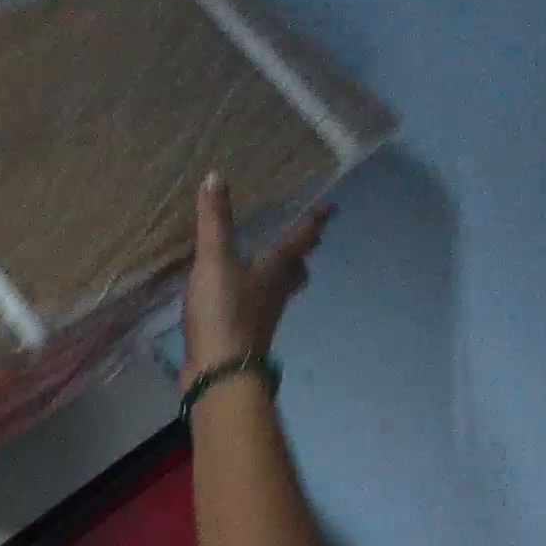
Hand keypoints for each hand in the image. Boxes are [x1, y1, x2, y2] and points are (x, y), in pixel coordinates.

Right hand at [182, 172, 334, 390]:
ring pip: (280, 289)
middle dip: (301, 253)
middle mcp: (277, 290)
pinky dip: (254, 296)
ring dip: (280, 276)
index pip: (301, 238)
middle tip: (303, 240)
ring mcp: (262, 315)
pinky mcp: (244, 334)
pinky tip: (239, 296)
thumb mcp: (215, 261)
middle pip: (297, 268)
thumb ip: (214, 221)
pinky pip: (256, 307)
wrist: (221, 370)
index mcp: (277, 267)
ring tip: (272, 267)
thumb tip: (215, 175)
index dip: (314, 221)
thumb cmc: (224, 312)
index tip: (330, 208)